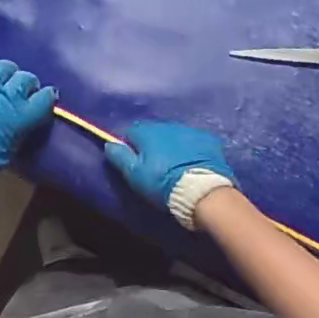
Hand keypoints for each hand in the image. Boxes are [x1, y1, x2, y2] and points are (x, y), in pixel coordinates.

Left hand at [0, 60, 56, 207]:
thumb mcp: (16, 144)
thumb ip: (28, 122)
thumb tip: (34, 109)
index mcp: (21, 115)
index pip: (45, 95)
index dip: (46, 96)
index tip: (44, 97)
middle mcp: (5, 96)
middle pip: (24, 79)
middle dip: (27, 84)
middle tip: (23, 91)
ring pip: (2, 67)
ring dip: (7, 73)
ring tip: (4, 80)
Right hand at [104, 121, 236, 227]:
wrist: (202, 191)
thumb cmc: (162, 183)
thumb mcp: (134, 174)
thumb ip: (120, 157)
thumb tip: (109, 144)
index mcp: (148, 132)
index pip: (131, 132)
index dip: (131, 146)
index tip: (135, 162)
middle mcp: (168, 126)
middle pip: (154, 132)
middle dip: (152, 145)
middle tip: (155, 166)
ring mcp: (190, 131)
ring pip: (174, 135)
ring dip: (172, 146)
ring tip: (175, 166)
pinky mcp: (209, 140)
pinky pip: (194, 141)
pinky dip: (191, 149)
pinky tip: (192, 164)